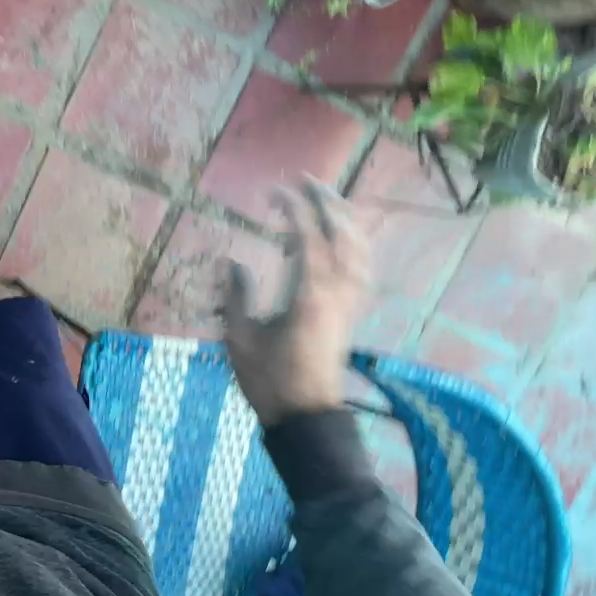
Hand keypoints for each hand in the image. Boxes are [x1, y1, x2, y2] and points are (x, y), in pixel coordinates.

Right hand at [222, 176, 370, 425]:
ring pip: (358, 248)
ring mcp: (349, 301)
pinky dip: (353, 244)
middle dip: (325, 202)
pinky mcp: (351, 311)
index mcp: (309, 294)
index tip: (275, 191)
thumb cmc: (268, 378)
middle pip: (341, 234)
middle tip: (305, 181)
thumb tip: (234, 263)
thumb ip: (237, 296)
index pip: (306, 237)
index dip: (293, 209)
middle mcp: (337, 291)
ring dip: (343, 219)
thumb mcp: (240, 337)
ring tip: (325, 202)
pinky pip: (361, 266)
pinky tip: (341, 240)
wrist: (305, 414)